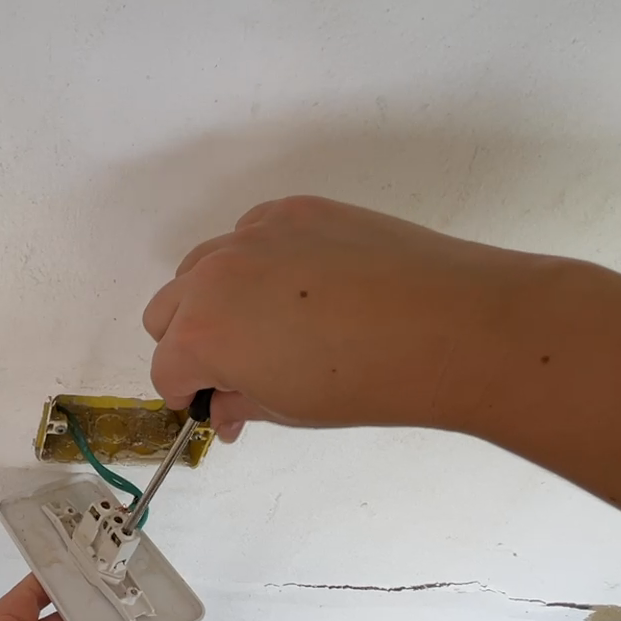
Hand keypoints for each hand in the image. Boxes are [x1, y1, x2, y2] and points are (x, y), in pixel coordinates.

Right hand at [143, 196, 557, 437]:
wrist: (457, 327)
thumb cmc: (366, 384)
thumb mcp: (287, 410)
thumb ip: (237, 404)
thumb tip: (223, 408)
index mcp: (201, 334)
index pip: (165, 370)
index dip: (186, 394)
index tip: (212, 403)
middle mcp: (211, 277)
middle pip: (163, 313)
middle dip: (186, 344)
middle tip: (234, 364)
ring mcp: (251, 235)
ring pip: (198, 268)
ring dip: (212, 299)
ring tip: (267, 321)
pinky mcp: (292, 210)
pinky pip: (246, 234)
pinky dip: (254, 261)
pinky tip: (300, 285)